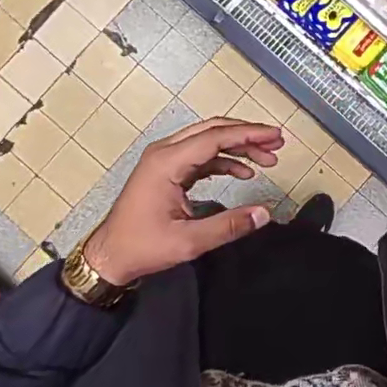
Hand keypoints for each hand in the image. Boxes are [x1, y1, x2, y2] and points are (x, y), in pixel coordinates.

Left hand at [81, 118, 285, 284]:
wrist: (109, 256)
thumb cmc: (142, 247)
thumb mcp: (189, 241)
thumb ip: (229, 226)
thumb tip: (264, 213)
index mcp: (167, 163)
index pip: (215, 137)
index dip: (249, 134)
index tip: (275, 136)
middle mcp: (165, 153)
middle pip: (213, 130)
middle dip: (247, 134)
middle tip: (277, 141)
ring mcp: (164, 161)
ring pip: (208, 141)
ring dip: (238, 146)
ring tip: (268, 158)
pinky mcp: (166, 171)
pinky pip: (201, 156)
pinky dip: (225, 159)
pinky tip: (245, 171)